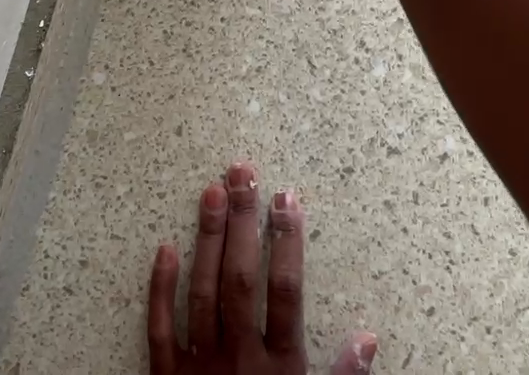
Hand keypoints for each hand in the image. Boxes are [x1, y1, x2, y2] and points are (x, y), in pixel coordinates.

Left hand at [148, 162, 377, 374]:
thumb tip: (368, 338)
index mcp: (280, 371)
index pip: (286, 292)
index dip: (288, 242)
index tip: (287, 197)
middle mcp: (239, 361)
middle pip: (241, 281)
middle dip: (244, 224)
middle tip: (243, 173)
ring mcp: (199, 369)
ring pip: (202, 293)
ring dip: (208, 240)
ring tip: (212, 192)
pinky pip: (160, 329)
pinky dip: (160, 288)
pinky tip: (164, 248)